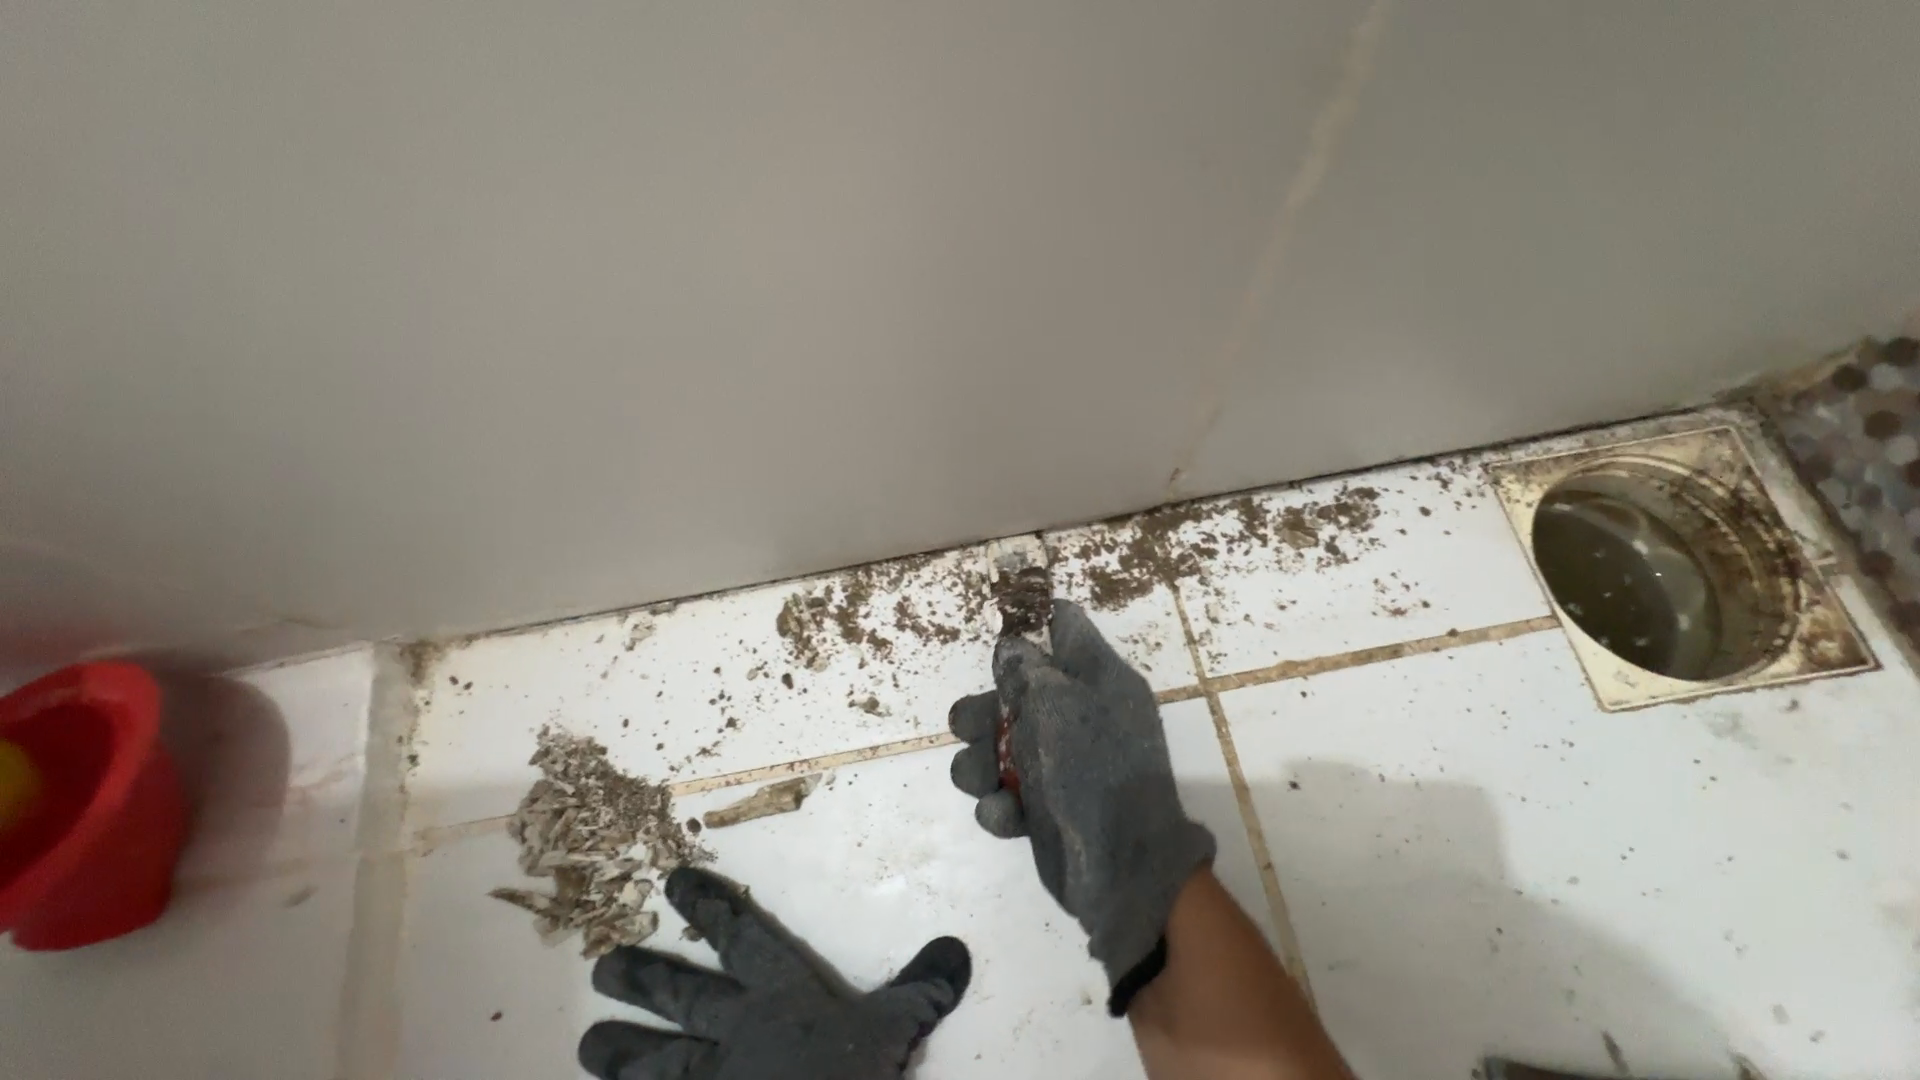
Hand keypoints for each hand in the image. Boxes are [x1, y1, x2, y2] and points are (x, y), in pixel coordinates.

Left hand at [578, 867, 970, 1079]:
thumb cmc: (849, 1077)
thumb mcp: (893, 1032)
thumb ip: (918, 990)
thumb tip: (956, 949)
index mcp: (779, 996)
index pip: (741, 937)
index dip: (710, 907)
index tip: (673, 881)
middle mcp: (733, 1032)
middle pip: (682, 997)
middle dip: (645, 980)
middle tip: (603, 966)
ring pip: (654, 1063)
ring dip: (621, 1053)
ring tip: (589, 1044)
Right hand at [948, 600, 1213, 1011]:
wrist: (1123, 868)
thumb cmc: (1095, 771)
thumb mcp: (1058, 706)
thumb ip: (1027, 671)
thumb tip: (1009, 648)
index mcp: (1096, 679)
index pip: (1065, 626)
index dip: (1029, 621)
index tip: (996, 631)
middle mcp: (1076, 714)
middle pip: (1012, 691)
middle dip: (982, 711)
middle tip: (969, 727)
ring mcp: (1058, 762)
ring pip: (995, 746)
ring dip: (979, 764)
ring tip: (986, 782)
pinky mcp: (1041, 806)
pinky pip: (1004, 793)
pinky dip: (1001, 805)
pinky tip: (1010, 816)